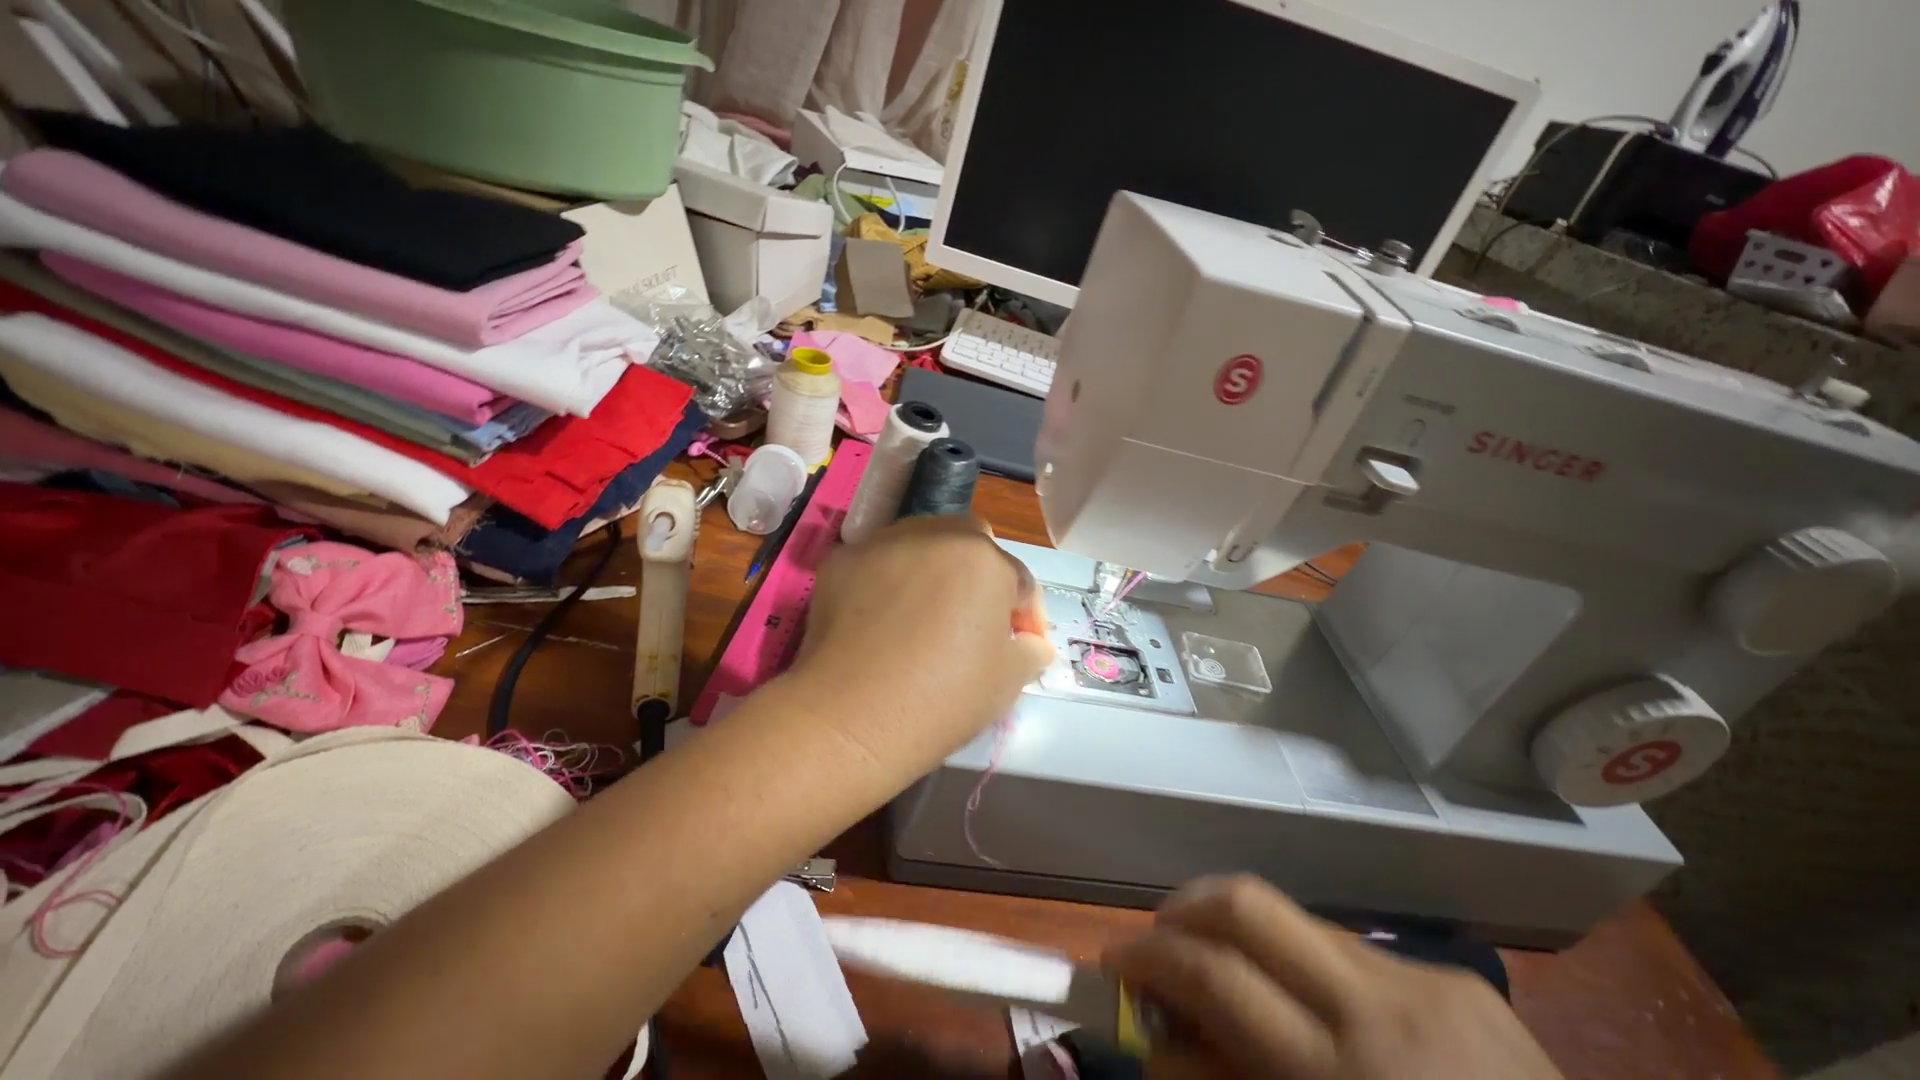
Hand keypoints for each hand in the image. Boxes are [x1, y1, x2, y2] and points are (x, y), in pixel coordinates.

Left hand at [789, 515, 1052, 770]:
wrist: (851, 717)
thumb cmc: (943, 697)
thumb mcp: (1009, 681)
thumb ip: (1030, 650)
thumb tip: (1029, 643)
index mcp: (982, 558)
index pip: (1020, 581)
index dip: (1027, 617)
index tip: (1024, 648)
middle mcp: (932, 535)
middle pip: (969, 546)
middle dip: (980, 577)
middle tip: (975, 623)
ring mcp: (880, 544)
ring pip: (920, 546)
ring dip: (932, 573)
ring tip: (925, 618)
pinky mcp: (839, 563)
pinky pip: (877, 566)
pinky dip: (886, 585)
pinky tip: (882, 623)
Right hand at [1106, 876, 1562, 1079]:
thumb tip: (1155, 1037)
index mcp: (1336, 1071)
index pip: (1212, 973)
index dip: (1146, 959)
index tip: (1113, 969)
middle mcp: (1379, 1003)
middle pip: (1247, 902)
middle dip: (1180, 911)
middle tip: (1155, 947)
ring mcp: (1425, 980)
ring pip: (1297, 920)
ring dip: (1243, 940)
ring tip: (1230, 982)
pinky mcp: (1458, 978)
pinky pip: (1353, 951)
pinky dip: (1307, 969)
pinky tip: (1318, 1016)